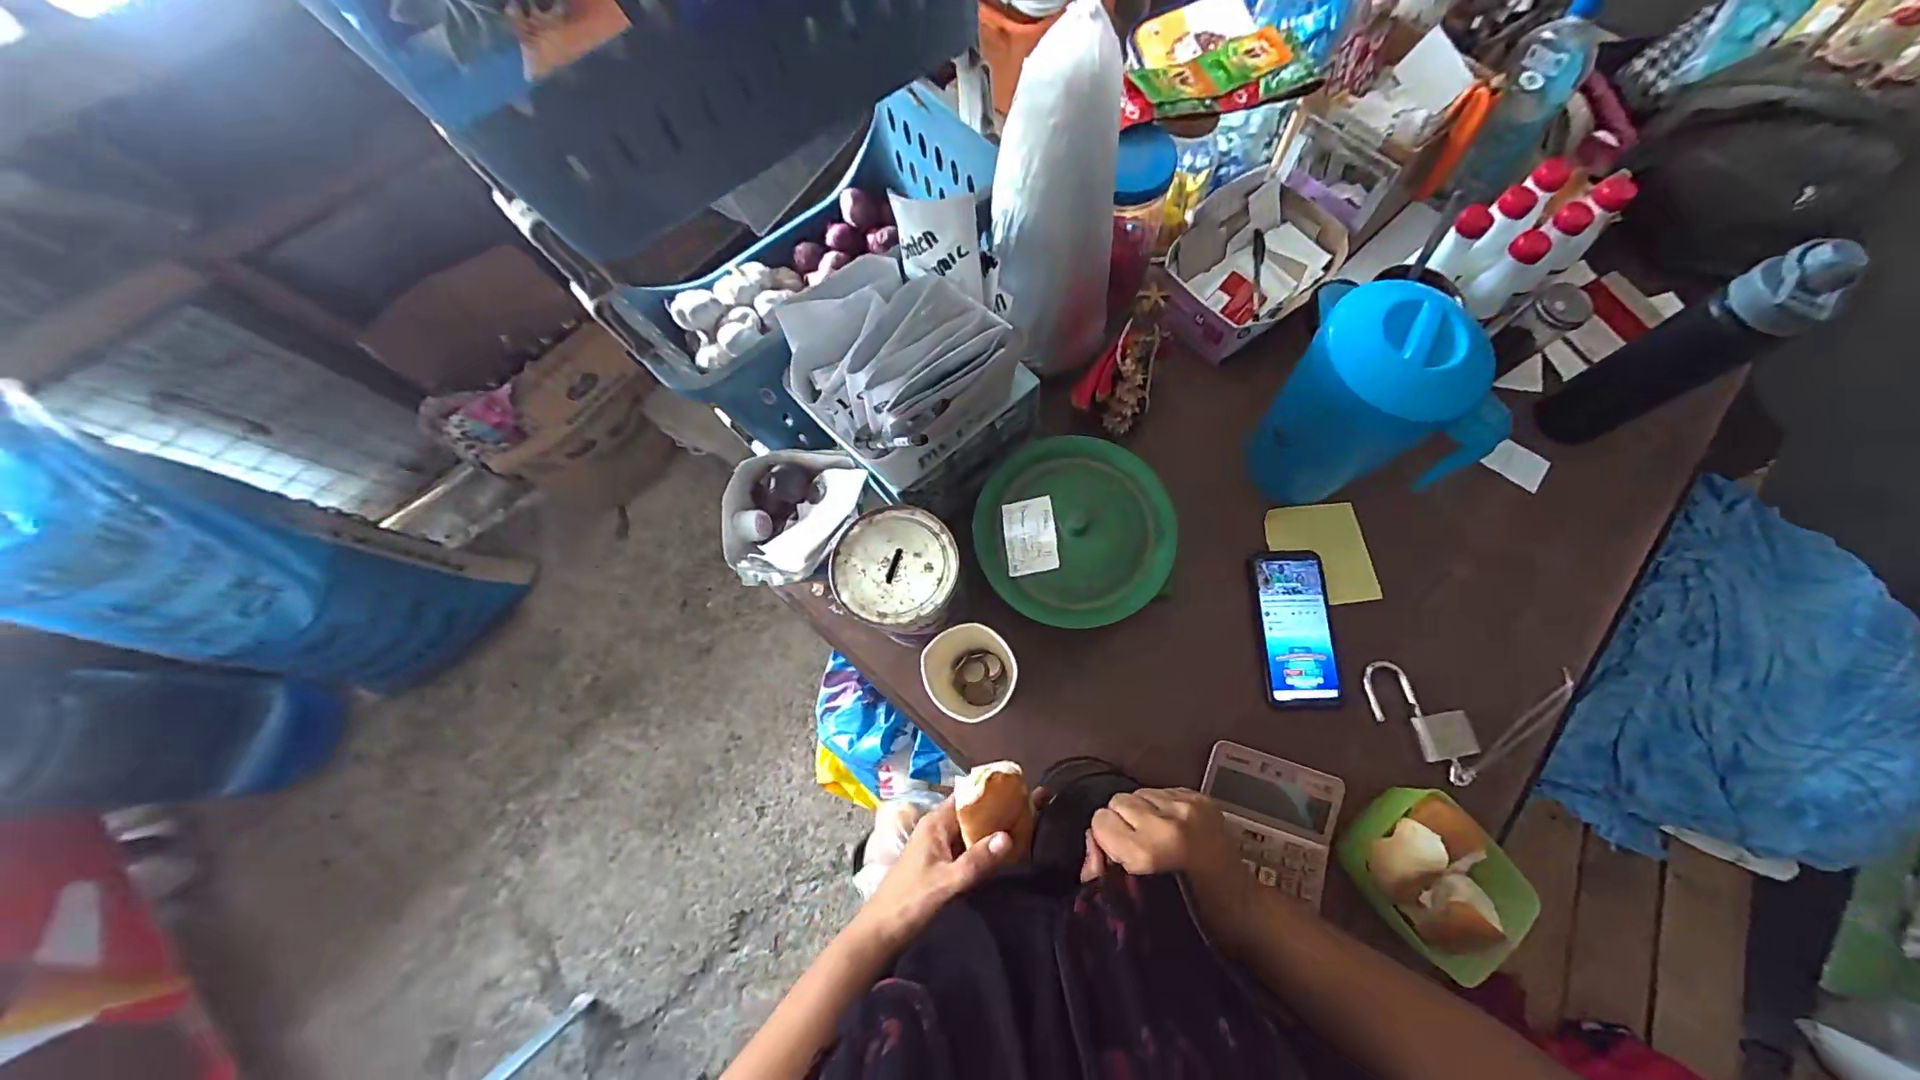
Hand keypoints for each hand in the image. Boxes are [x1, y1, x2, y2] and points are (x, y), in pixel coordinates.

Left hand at [851, 797, 1014, 953]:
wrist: (881, 930)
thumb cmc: (911, 901)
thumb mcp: (948, 882)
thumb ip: (977, 860)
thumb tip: (1008, 836)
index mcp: (935, 822)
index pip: (966, 796)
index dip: (990, 791)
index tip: (1017, 789)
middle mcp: (935, 827)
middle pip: (969, 812)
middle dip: (995, 811)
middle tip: (1026, 811)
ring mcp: (935, 844)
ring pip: (967, 830)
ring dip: (989, 830)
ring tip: (1021, 828)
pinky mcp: (937, 861)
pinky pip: (964, 846)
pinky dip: (980, 847)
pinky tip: (1000, 854)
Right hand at [1090, 788, 1265, 945]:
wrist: (1241, 908)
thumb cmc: (1187, 913)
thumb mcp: (1138, 897)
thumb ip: (1104, 871)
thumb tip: (1089, 852)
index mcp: (1149, 851)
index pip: (1100, 821)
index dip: (1105, 839)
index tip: (1118, 856)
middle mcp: (1168, 822)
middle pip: (1117, 801)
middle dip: (1122, 822)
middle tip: (1136, 845)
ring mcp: (1188, 806)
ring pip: (1138, 792)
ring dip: (1141, 811)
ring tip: (1156, 835)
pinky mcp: (1200, 797)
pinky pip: (1161, 790)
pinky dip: (1160, 806)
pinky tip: (1171, 826)